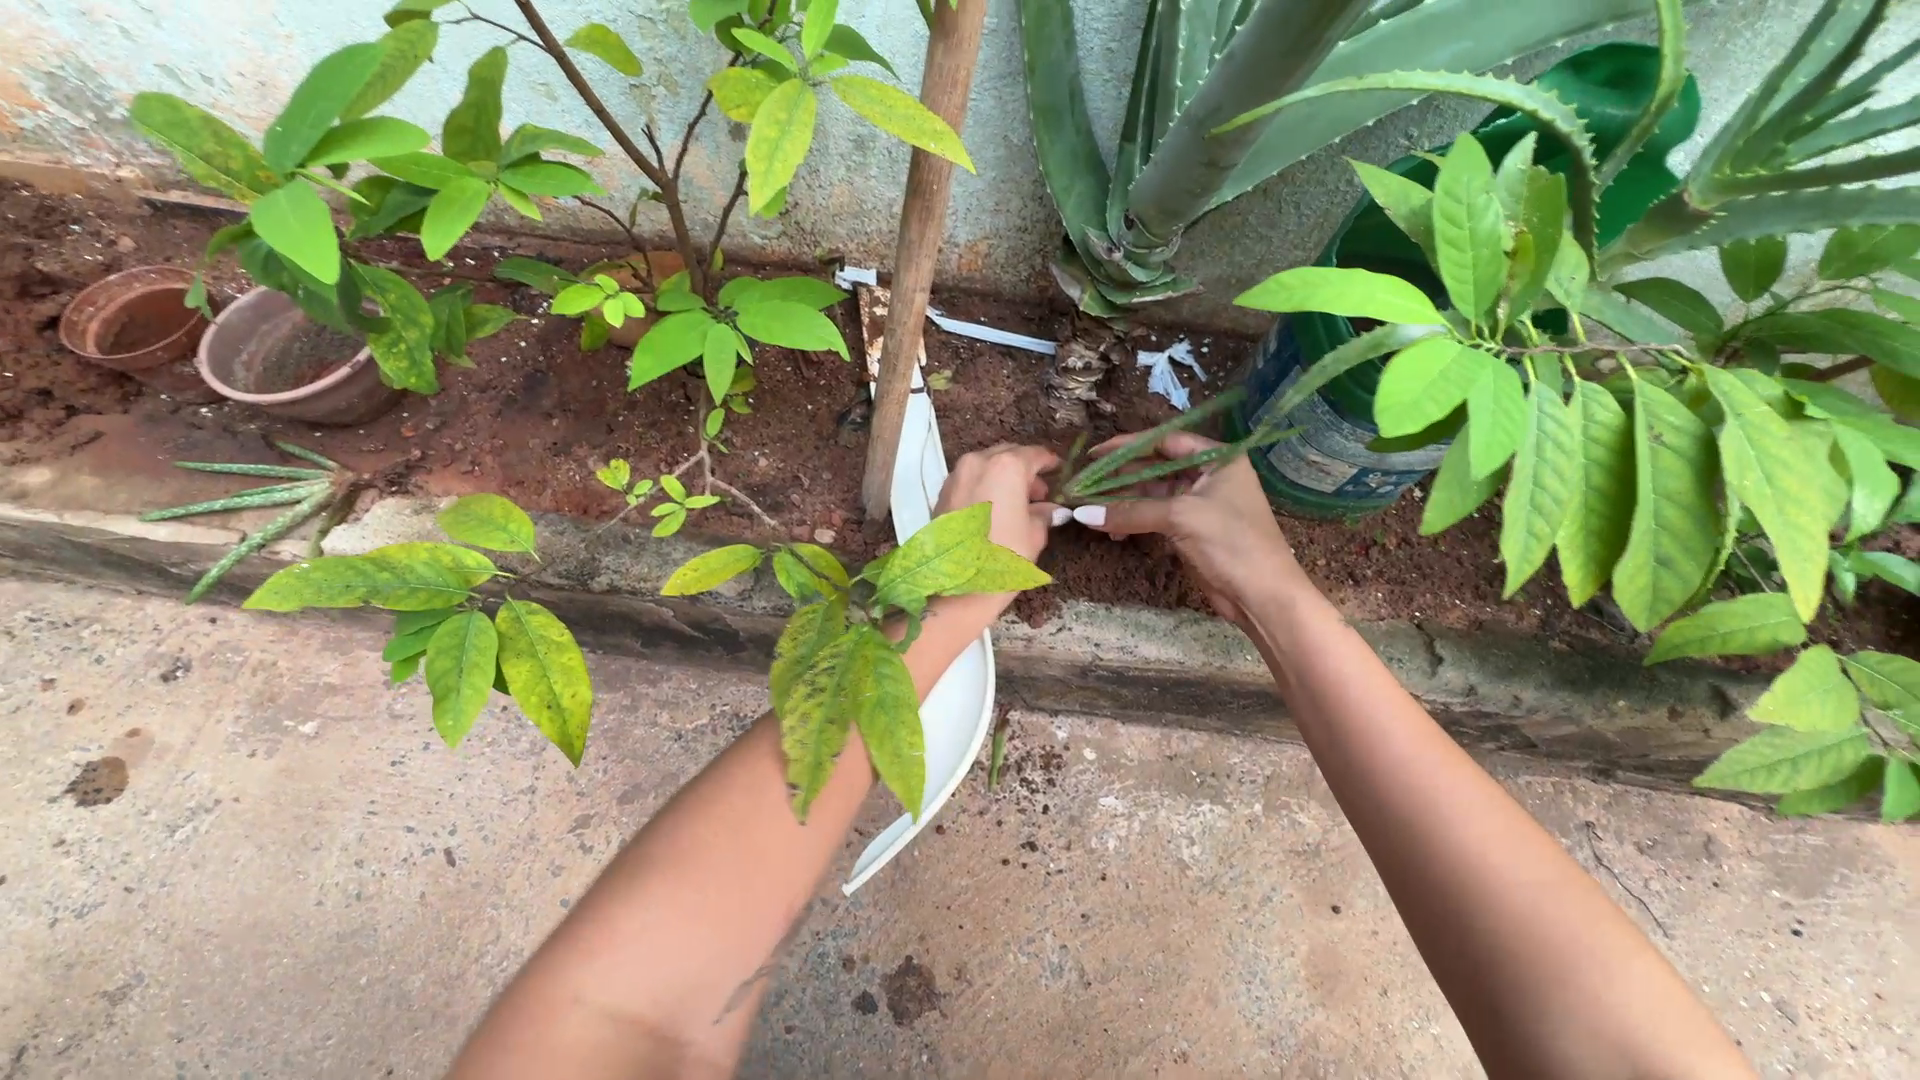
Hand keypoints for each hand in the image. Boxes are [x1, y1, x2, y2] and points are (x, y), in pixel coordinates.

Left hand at [933, 444, 1064, 563]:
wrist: (956, 582)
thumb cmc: (1003, 557)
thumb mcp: (1033, 535)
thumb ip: (1043, 514)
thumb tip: (1053, 509)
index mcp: (1007, 467)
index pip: (1035, 454)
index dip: (1049, 462)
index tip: (1058, 469)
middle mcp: (979, 462)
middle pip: (1008, 455)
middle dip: (1025, 469)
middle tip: (1039, 492)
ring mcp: (957, 475)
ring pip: (987, 465)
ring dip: (1004, 476)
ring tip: (1018, 502)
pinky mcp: (943, 491)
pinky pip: (971, 479)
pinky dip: (985, 485)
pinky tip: (995, 507)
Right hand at [1070, 431, 1313, 623]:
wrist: (1263, 596)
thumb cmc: (1232, 543)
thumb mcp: (1181, 518)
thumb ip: (1131, 511)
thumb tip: (1082, 513)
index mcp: (1217, 458)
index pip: (1165, 441)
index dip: (1128, 447)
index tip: (1094, 454)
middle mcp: (1208, 475)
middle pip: (1154, 468)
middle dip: (1120, 478)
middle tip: (1085, 485)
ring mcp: (1199, 504)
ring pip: (1151, 494)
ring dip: (1122, 502)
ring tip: (1092, 511)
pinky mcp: (1190, 531)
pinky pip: (1153, 517)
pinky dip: (1132, 521)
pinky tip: (1112, 530)